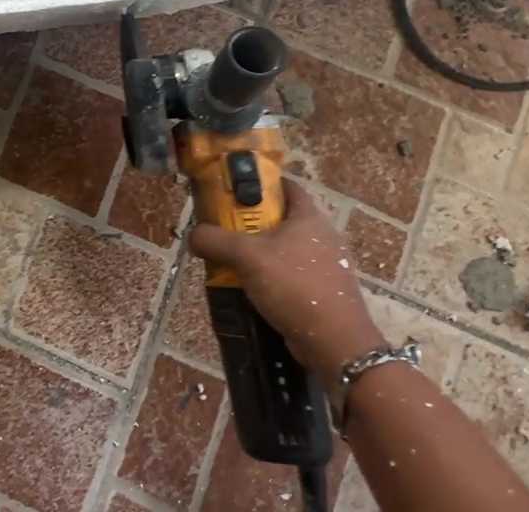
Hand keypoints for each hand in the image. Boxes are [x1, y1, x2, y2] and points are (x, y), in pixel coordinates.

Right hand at [187, 178, 385, 383]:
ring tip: (233, 259)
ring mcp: (326, 266)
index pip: (288, 187)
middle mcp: (322, 237)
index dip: (263, 184)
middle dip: (253, 222)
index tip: (236, 190)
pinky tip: (251, 287)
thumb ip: (215, 240)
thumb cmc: (294, 286)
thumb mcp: (247, 256)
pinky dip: (271, 276)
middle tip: (225, 227)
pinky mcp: (324, 292)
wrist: (335, 344)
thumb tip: (193, 236)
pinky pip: (291, 274)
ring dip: (260, 252)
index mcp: (309, 218)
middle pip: (283, 218)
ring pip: (286, 249)